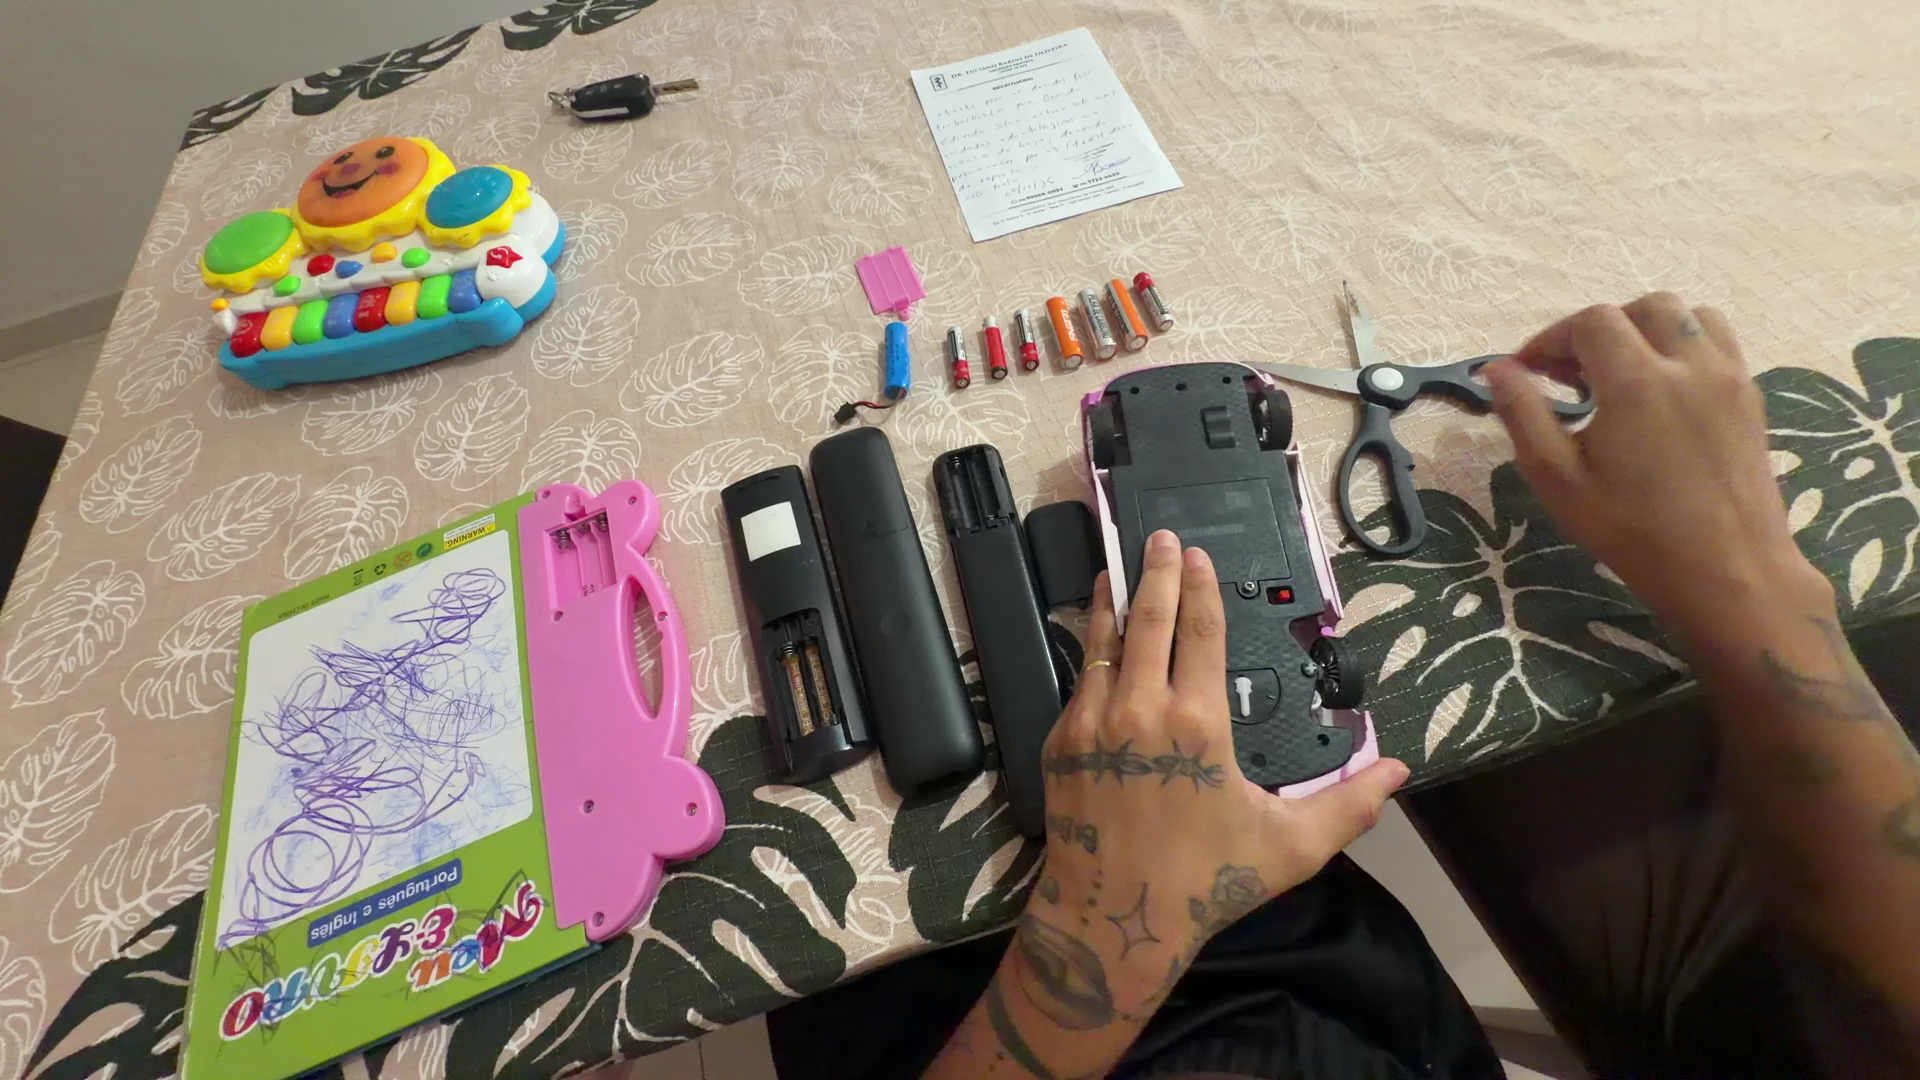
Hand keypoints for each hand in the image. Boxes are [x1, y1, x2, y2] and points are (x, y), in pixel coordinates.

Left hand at [1027, 531, 1409, 1017]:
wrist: (1112, 913)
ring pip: (1104, 641)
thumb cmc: (1204, 878)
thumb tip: (1397, 768)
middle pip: (1149, 620)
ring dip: (1113, 601)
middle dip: (1155, 573)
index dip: (1201, 588)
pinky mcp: (1061, 736)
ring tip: (1116, 570)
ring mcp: (1093, 718)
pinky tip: (1098, 635)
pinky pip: (1081, 679)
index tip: (1198, 556)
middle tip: (1158, 539)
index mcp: (1197, 722)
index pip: (1200, 633)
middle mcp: (1140, 707)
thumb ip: (1347, 804)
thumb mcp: (1288, 845)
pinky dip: (1092, 648)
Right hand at [1485, 294, 1829, 648]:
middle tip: (1566, 375)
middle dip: (1596, 330)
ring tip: (1612, 376)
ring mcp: (1730, 377)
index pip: (1592, 322)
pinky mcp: (1749, 396)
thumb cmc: (1624, 524)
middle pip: (1644, 307)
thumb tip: (1497, 369)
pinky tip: (1652, 392)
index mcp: (1637, 383)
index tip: (1526, 373)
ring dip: (1642, 332)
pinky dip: (1677, 348)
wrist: (1722, 564)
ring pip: (1689, 316)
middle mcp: (1691, 366)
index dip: (1549, 339)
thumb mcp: (1552, 473)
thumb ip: (1522, 412)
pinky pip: (1716, 343)